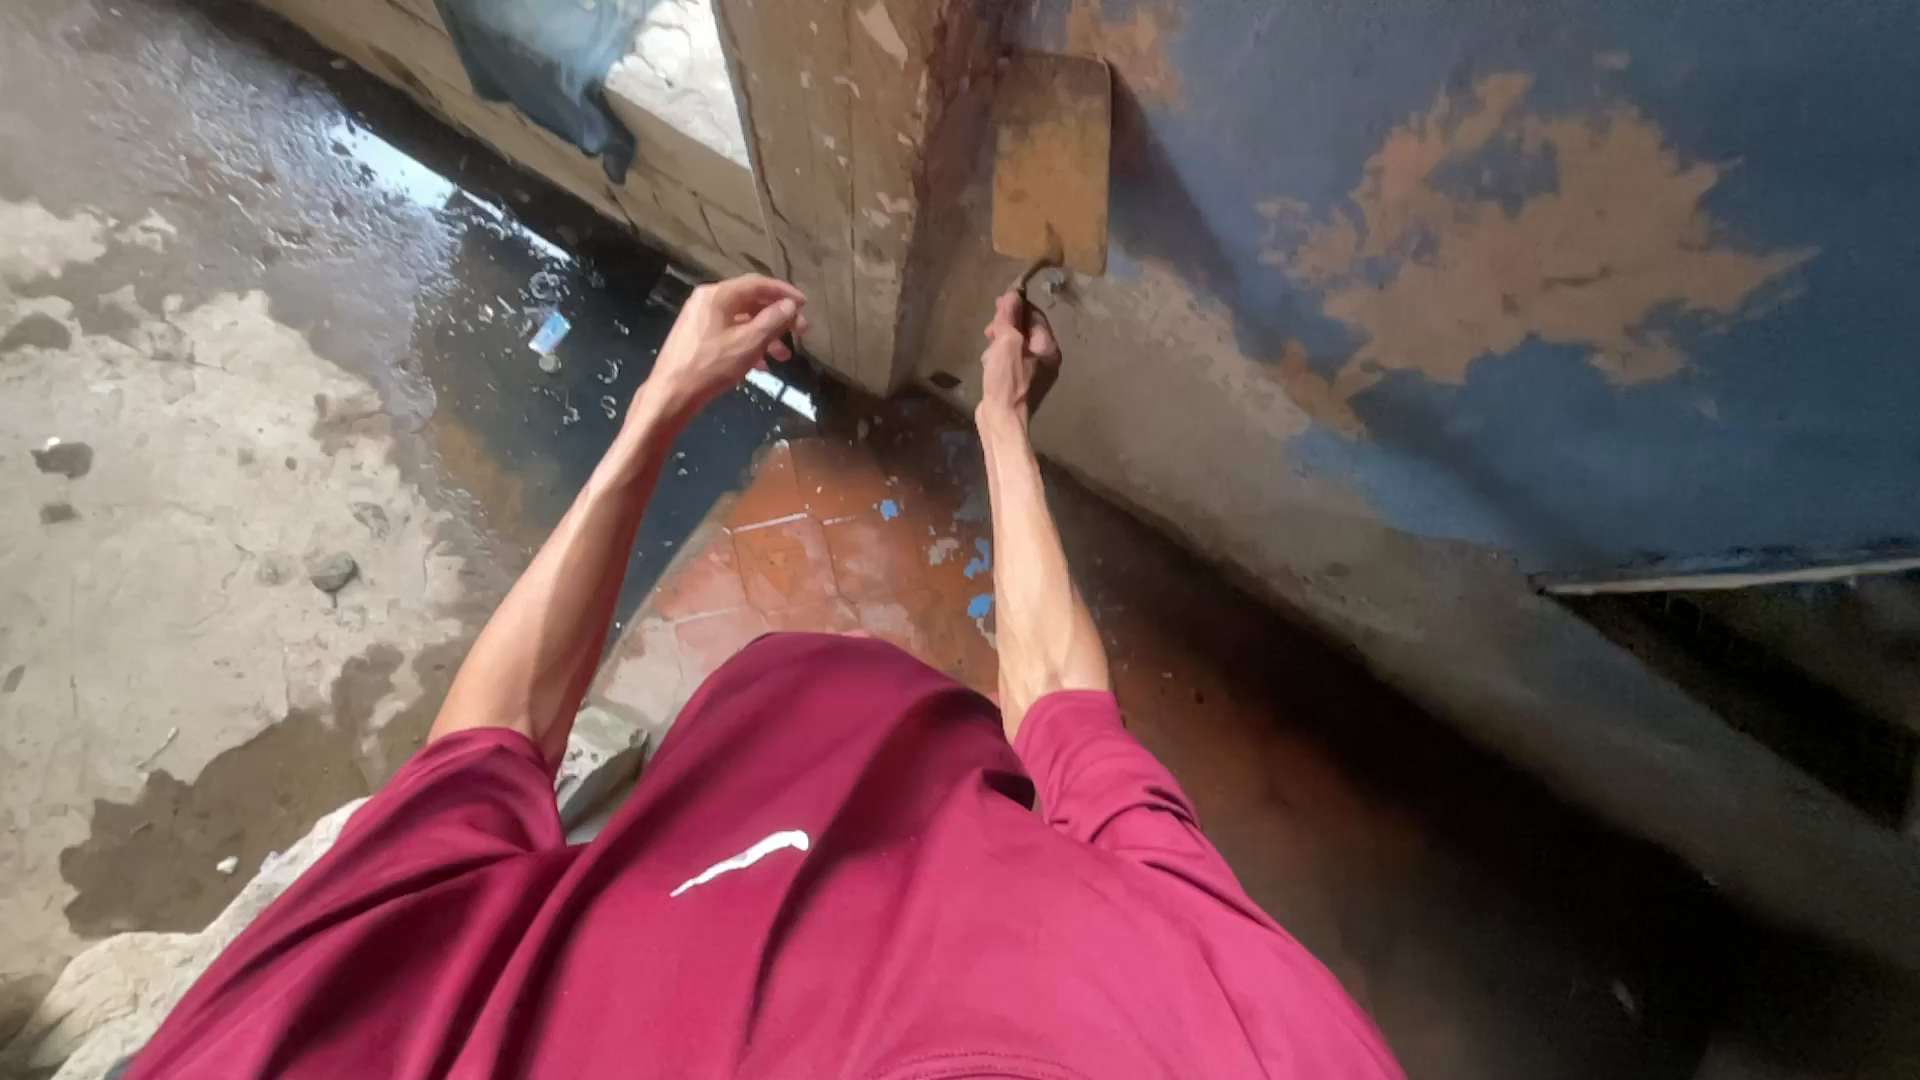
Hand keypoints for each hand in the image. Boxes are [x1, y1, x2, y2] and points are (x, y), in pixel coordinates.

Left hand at [639, 274, 807, 427]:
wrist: (673, 392)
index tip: (805, 305)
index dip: (784, 292)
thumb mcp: (750, 342)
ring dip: (767, 335)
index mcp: (719, 295)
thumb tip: (790, 306)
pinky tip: (762, 365)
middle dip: (778, 318)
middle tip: (801, 333)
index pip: (758, 284)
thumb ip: (773, 320)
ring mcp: (701, 319)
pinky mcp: (697, 338)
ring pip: (742, 320)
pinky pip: (730, 333)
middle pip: (751, 302)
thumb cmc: (713, 365)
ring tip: (784, 356)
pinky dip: (750, 344)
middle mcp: (708, 301)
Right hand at [977, 290, 1058, 426]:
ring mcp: (1033, 373)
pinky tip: (988, 363)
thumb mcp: (1007, 343)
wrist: (1002, 420)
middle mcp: (1045, 360)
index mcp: (1048, 348)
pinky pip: (1010, 360)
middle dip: (1006, 325)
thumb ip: (1010, 317)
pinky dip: (999, 357)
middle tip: (990, 330)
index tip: (998, 303)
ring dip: (1000, 342)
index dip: (1017, 306)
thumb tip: (1012, 295)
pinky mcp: (1019, 384)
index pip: (1036, 316)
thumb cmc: (1007, 381)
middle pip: (1025, 330)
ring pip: (1015, 345)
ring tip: (988, 350)